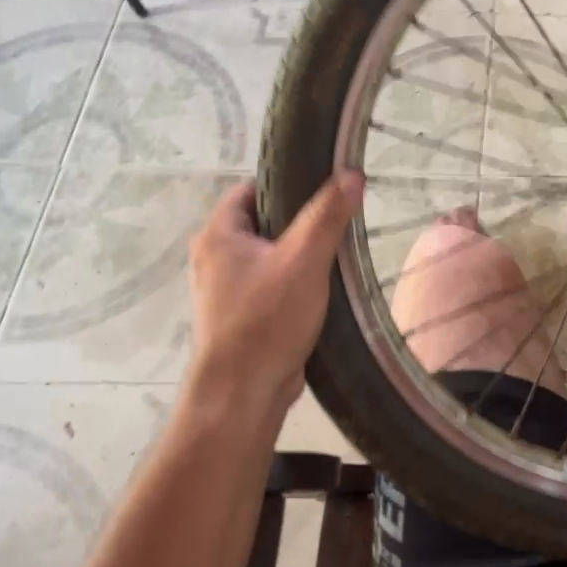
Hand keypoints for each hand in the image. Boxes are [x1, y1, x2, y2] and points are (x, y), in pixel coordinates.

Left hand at [185, 172, 364, 412]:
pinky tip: (324, 282)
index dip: (287, 181)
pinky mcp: (242, 313)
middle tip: (338, 216)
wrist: (244, 393)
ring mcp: (226, 288)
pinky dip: (295, 276)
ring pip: (270, 251)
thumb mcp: (305, 259)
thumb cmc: (267, 319)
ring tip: (338, 247)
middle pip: (264, 219)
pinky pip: (272, 279)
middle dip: (300, 217)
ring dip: (300, 249)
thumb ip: (328, 214)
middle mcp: (215, 257)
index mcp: (217, 235)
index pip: (251, 188)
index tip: (325, 184)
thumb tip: (351, 172)